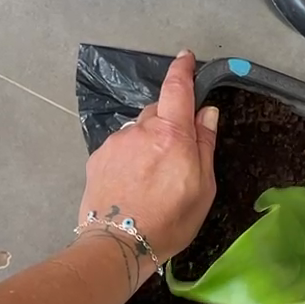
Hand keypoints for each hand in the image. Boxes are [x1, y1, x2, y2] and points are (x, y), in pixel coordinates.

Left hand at [77, 51, 218, 267]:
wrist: (117, 245)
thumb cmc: (169, 221)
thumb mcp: (203, 187)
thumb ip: (204, 145)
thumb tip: (207, 112)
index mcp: (171, 134)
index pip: (177, 88)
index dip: (183, 69)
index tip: (186, 58)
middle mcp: (141, 130)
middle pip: (157, 112)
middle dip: (168, 124)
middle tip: (175, 157)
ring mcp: (116, 142)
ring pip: (137, 131)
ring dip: (147, 143)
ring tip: (151, 179)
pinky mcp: (98, 157)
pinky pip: (121, 147)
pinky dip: (130, 156)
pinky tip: (132, 183)